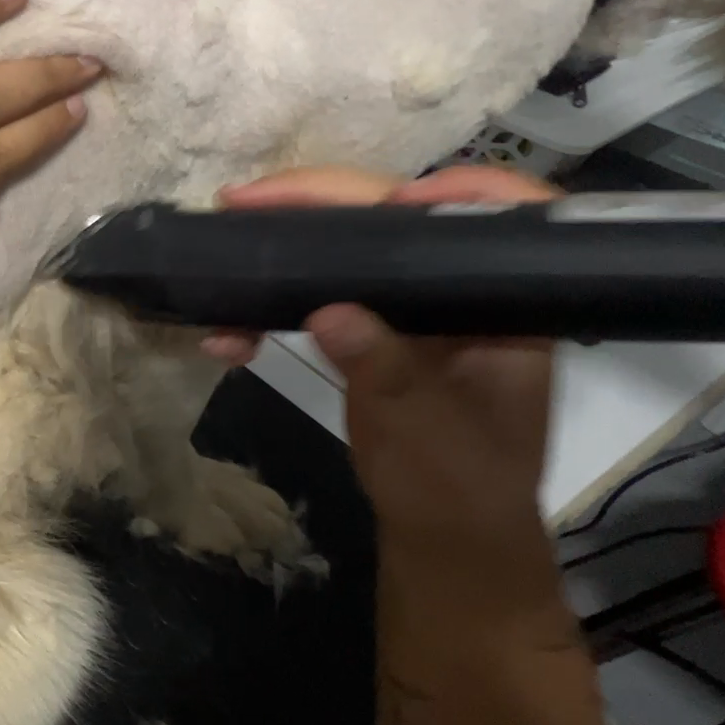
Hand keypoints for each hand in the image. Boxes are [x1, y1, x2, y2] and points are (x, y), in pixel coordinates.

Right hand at [211, 166, 561, 568]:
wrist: (438, 530)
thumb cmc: (458, 486)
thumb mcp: (428, 434)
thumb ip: (387, 372)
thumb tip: (327, 314)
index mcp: (504, 308)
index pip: (503, 224)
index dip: (463, 194)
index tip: (401, 196)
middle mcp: (455, 293)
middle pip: (392, 222)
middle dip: (317, 203)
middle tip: (244, 200)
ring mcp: (404, 307)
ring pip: (339, 251)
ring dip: (275, 251)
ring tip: (219, 245)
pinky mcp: (363, 326)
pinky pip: (309, 295)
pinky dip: (264, 309)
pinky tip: (227, 336)